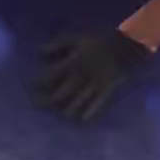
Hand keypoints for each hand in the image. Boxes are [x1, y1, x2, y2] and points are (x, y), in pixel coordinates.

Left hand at [34, 29, 150, 120]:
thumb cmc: (97, 40)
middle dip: (49, 100)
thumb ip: (57, 45)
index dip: (41, 82)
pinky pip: (99, 102)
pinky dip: (91, 111)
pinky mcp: (108, 88)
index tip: (32, 87)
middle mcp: (81, 74)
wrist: (127, 43)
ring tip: (60, 116)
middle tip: (37, 106)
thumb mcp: (75, 38)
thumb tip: (40, 52)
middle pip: (63, 91)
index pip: (52, 75)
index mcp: (72, 62)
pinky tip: (83, 121)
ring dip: (69, 109)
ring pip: (79, 99)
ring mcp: (95, 83)